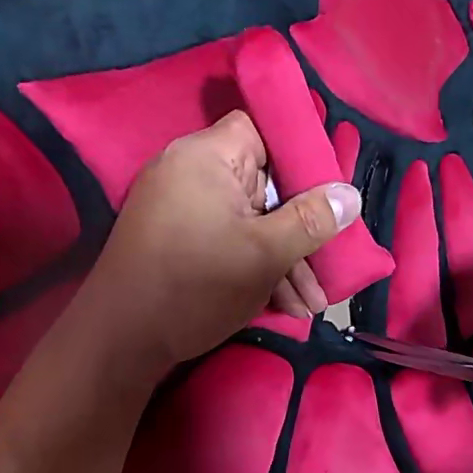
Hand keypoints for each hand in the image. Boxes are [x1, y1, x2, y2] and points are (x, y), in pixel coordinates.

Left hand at [78, 111, 360, 368]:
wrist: (121, 340)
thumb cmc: (196, 285)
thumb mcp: (265, 254)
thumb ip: (311, 221)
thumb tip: (351, 195)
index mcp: (206, 156)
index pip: (261, 131)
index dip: (297, 158)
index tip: (327, 195)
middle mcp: (188, 172)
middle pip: (260, 184)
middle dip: (297, 230)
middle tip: (326, 267)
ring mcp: (179, 208)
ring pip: (246, 220)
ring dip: (280, 260)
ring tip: (310, 305)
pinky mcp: (175, 240)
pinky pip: (224, 239)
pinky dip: (250, 266)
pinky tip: (282, 306)